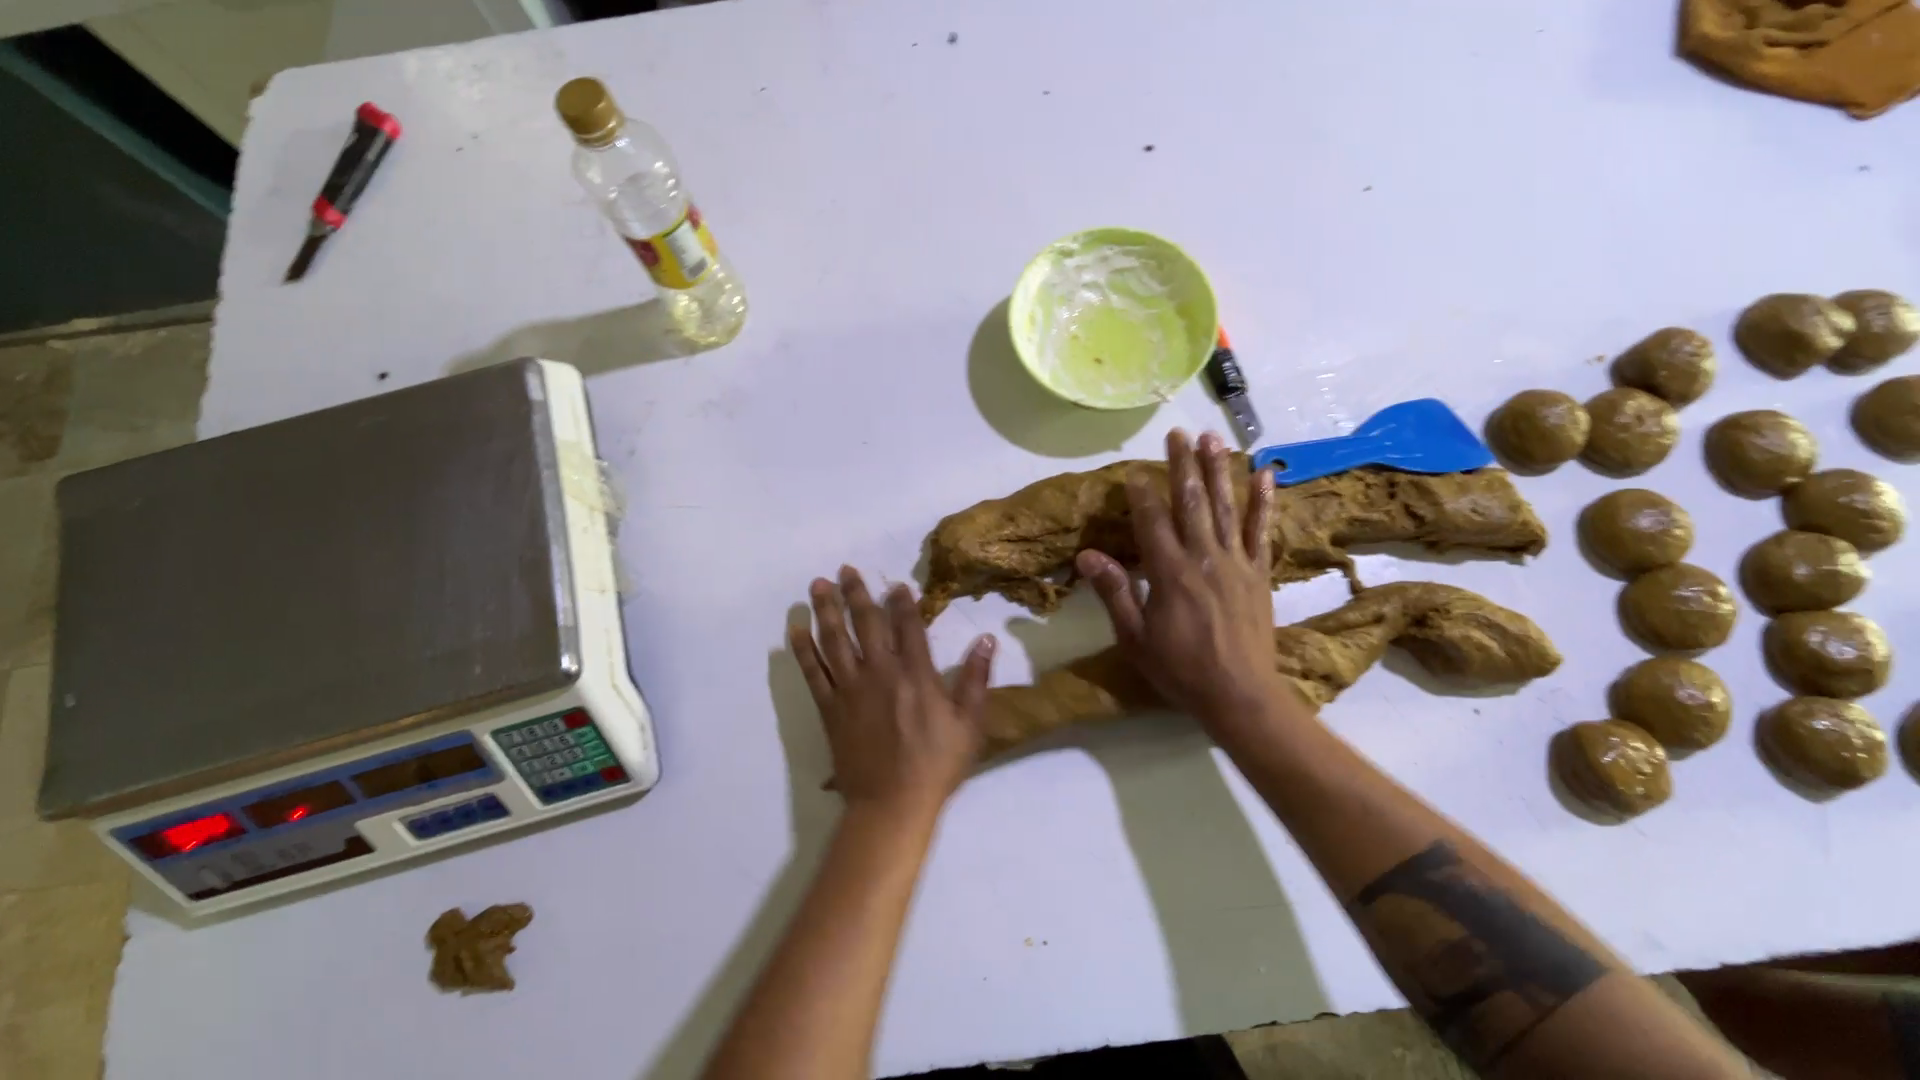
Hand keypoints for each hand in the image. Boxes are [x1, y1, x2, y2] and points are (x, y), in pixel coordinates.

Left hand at [791, 566, 996, 818]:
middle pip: (866, 623)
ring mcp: (850, 689)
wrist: (892, 803)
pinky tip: (795, 630)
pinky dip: (803, 649)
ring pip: (834, 639)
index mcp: (916, 674)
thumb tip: (985, 640)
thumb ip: (975, 679)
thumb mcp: (970, 724)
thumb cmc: (936, 765)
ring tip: (817, 585)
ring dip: (826, 610)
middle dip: (856, 593)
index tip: (895, 584)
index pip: (908, 626)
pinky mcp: (829, 708)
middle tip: (845, 570)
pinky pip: (813, 672)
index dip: (901, 601)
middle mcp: (880, 672)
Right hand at [1075, 430, 1292, 732]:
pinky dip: (1263, 502)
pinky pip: (1260, 530)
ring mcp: (1236, 563)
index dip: (1142, 495)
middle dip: (1183, 466)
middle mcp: (1204, 558)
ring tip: (1213, 439)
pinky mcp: (1259, 573)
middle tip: (1178, 433)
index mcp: (1169, 573)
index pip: (1152, 522)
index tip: (1134, 473)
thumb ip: (1115, 593)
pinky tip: (1264, 475)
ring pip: (1225, 507)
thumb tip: (1088, 555)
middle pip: (1191, 502)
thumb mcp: (1135, 638)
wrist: (1240, 695)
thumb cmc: (1180, 670)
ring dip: (1218, 470)